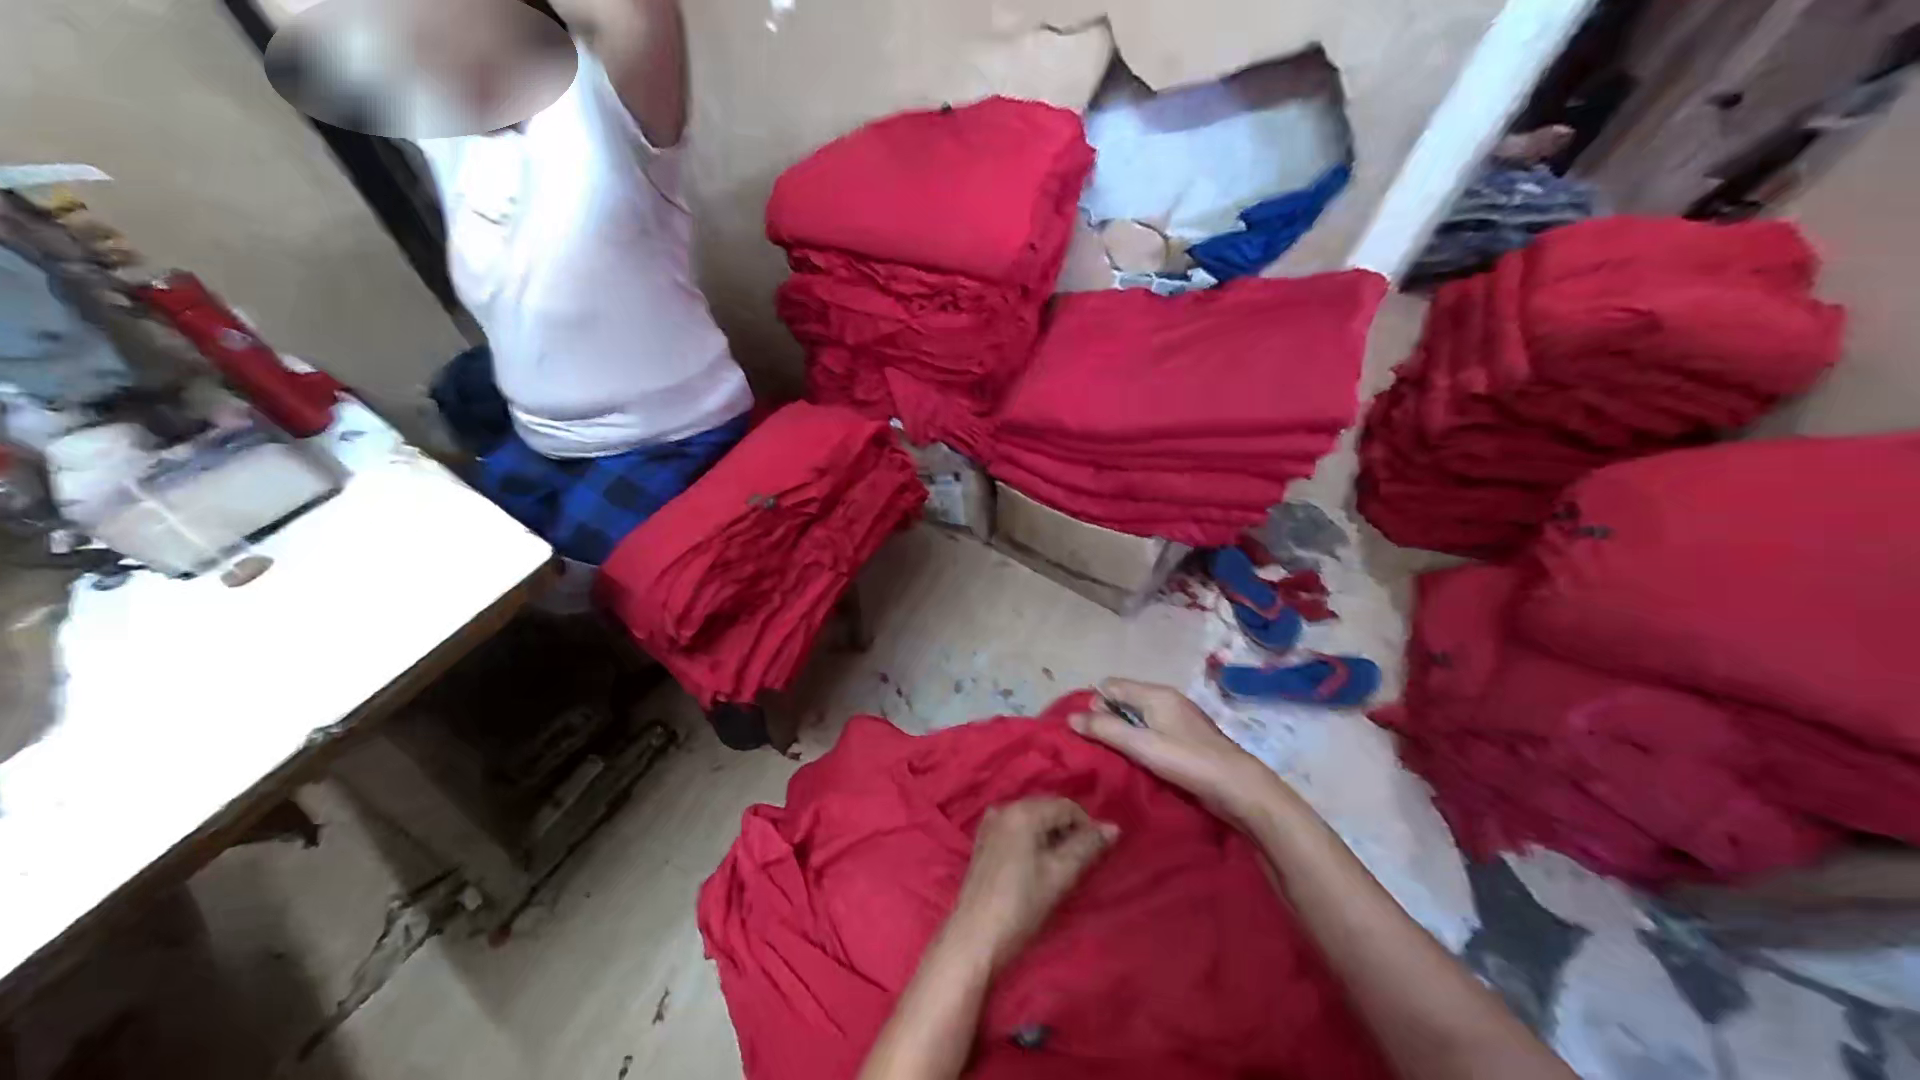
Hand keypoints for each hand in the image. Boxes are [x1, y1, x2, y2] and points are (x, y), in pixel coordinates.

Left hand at [947, 798, 1117, 971]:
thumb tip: (1113, 827)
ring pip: (1033, 821)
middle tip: (1080, 865)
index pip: (1067, 807)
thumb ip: (1088, 846)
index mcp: (1022, 811)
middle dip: (1068, 832)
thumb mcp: (1060, 874)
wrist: (975, 938)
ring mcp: (990, 824)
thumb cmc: (1021, 905)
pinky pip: (1017, 831)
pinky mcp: (984, 842)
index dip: (1087, 827)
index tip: (1096, 856)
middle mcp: (1004, 808)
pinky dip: (1033, 842)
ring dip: (1051, 838)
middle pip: (1048, 810)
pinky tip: (1038, 869)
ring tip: (1060, 870)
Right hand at [1070, 678, 1290, 829]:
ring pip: (1139, 717)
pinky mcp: (1187, 739)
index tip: (1086, 729)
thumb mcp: (1141, 745)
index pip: (1111, 685)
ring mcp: (1179, 719)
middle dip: (1107, 717)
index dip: (1095, 703)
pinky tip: (1137, 761)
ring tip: (1112, 755)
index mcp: (1156, 694)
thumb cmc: (1188, 762)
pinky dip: (1140, 741)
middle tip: (1096, 745)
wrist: (1240, 788)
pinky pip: (1153, 731)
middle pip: (1124, 699)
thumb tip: (1070, 717)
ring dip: (1124, 732)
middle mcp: (1167, 700)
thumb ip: (1105, 729)